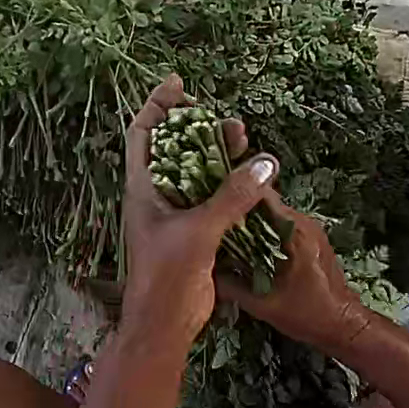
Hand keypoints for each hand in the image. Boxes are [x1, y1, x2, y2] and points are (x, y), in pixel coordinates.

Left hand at [120, 74, 278, 355]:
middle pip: (176, 148)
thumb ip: (231, 196)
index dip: (158, 104)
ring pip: (199, 173)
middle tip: (225, 120)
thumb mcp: (198, 230)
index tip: (179, 84)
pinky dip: (232, 185)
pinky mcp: (198, 232)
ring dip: (219, 156)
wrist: (166, 323)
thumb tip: (265, 163)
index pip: (144, 133)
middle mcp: (158, 195)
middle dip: (199, 128)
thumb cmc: (168, 275)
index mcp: (143, 187)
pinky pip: (216, 198)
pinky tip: (251, 177)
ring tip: (243, 139)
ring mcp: (178, 214)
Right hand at [217, 193, 373, 356]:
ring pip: (273, 215)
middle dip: (239, 211)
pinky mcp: (312, 239)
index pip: (261, 196)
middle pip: (265, 203)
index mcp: (294, 231)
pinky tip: (246, 246)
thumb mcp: (262, 304)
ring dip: (252, 222)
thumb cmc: (307, 314)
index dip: (234, 196)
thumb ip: (230, 286)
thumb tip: (202, 271)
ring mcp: (310, 229)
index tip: (211, 203)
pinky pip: (282, 226)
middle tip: (211, 221)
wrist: (343, 324)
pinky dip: (265, 232)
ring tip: (224, 233)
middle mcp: (304, 223)